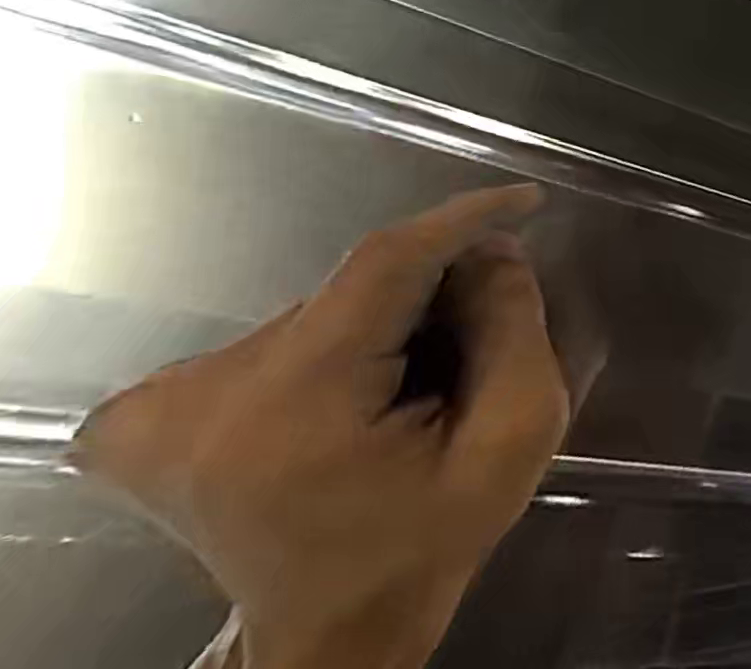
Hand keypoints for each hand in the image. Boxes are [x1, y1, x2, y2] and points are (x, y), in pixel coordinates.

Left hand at [71, 185, 567, 668]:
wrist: (333, 628)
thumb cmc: (433, 538)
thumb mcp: (516, 435)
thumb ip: (515, 331)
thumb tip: (494, 252)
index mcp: (290, 412)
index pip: (383, 266)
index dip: (461, 221)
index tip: (526, 199)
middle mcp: (197, 398)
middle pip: (362, 292)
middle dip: (443, 292)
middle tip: (495, 330)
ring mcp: (156, 406)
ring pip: (333, 310)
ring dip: (402, 320)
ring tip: (434, 378)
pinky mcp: (149, 409)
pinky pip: (295, 333)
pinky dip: (356, 341)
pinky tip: (375, 389)